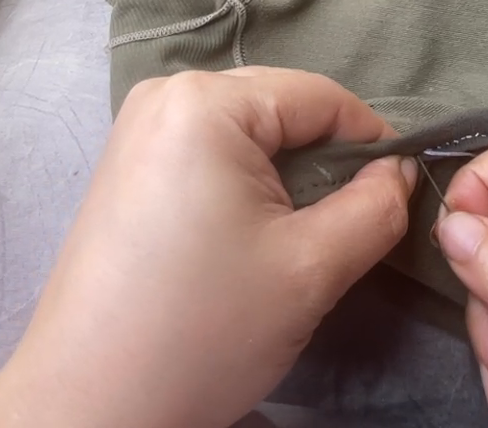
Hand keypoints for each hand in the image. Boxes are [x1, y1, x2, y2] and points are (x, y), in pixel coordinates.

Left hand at [0, 67, 416, 427]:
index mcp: (206, 101)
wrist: (87, 407)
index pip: (318, 96)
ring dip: (288, 168)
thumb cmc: (202, 330)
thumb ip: (375, 209)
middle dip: (325, 155)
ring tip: (301, 227)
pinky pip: (210, 144)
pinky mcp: (128, 158)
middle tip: (351, 216)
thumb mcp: (310, 269)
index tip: (400, 186)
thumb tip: (399, 171)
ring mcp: (140, 123)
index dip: (371, 138)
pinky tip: (249, 227)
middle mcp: (167, 90)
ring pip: (247, 126)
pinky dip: (246, 175)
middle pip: (279, 104)